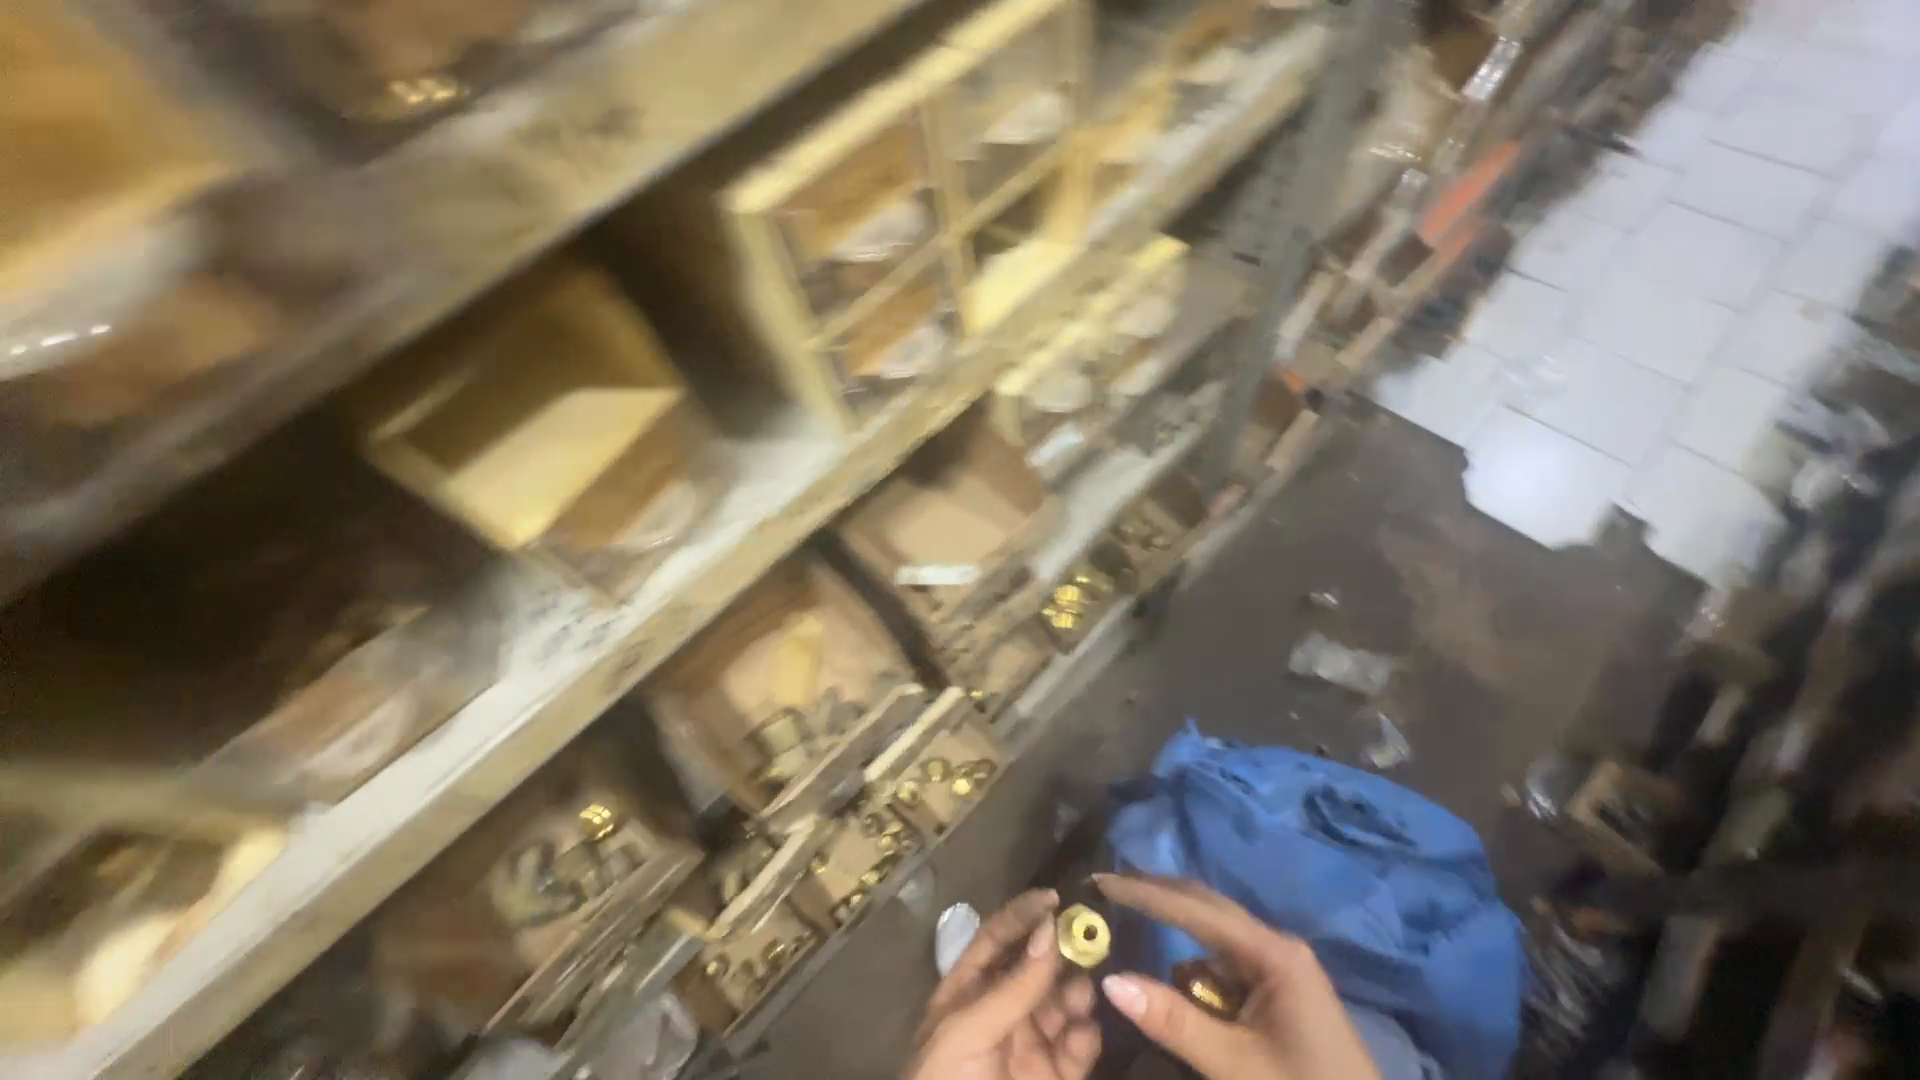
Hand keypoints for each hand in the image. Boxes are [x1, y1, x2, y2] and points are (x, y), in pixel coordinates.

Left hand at [904, 889, 1101, 1079]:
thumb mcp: (966, 1031)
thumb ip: (1012, 985)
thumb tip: (1050, 930)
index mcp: (967, 993)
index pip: (996, 940)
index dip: (1022, 916)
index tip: (1054, 897)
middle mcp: (1002, 1012)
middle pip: (1038, 968)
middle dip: (1061, 953)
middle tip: (1087, 941)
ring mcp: (1031, 1045)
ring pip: (1064, 1003)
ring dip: (1076, 992)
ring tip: (1078, 997)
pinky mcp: (1057, 1077)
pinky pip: (1079, 1046)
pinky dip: (1086, 1035)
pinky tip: (1081, 1036)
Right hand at [1093, 875, 1381, 1079]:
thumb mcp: (1236, 1066)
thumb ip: (1174, 1021)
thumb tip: (1110, 981)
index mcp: (1273, 952)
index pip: (1196, 908)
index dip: (1146, 892)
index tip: (1101, 879)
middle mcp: (1277, 947)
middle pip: (1206, 908)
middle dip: (1156, 897)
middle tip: (1106, 888)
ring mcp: (1280, 969)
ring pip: (1213, 939)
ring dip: (1174, 934)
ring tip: (1127, 924)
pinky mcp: (1278, 993)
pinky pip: (1224, 967)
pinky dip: (1194, 971)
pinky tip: (1172, 984)